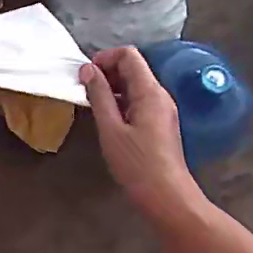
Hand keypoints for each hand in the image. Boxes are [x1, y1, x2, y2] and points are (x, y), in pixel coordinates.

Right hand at [80, 47, 204, 221]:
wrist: (167, 197)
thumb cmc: (137, 165)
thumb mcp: (111, 129)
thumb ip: (99, 96)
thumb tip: (88, 70)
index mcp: (150, 91)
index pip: (129, 55)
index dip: (105, 58)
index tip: (85, 76)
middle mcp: (160, 95)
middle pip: (133, 68)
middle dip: (107, 73)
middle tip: (85, 91)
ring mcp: (163, 109)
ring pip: (136, 85)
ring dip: (113, 88)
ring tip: (93, 105)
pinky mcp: (161, 124)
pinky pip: (139, 101)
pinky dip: (122, 102)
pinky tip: (108, 120)